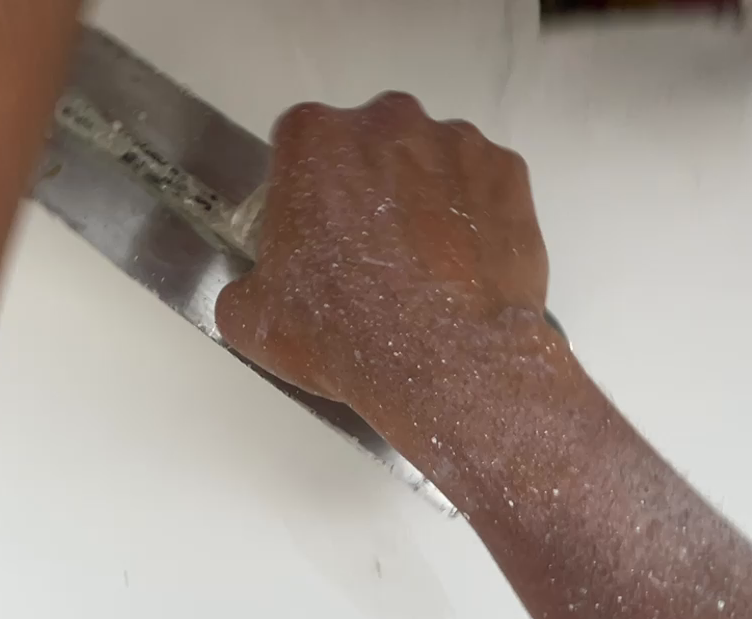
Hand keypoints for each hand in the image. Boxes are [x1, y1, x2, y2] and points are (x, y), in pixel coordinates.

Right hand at [216, 91, 553, 434]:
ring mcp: (455, 142)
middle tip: (366, 257)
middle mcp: (386, 121)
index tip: (313, 233)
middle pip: (367, 149)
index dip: (303, 194)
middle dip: (364, 192)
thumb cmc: (342, 335)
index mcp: (312, 141)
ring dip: (419, 204)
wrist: (441, 364)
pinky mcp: (507, 174)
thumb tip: (255, 290)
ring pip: (427, 164)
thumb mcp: (252, 321)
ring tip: (419, 270)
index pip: (298, 149)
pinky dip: (470, 219)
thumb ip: (244, 285)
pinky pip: (479, 189)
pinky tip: (458, 271)